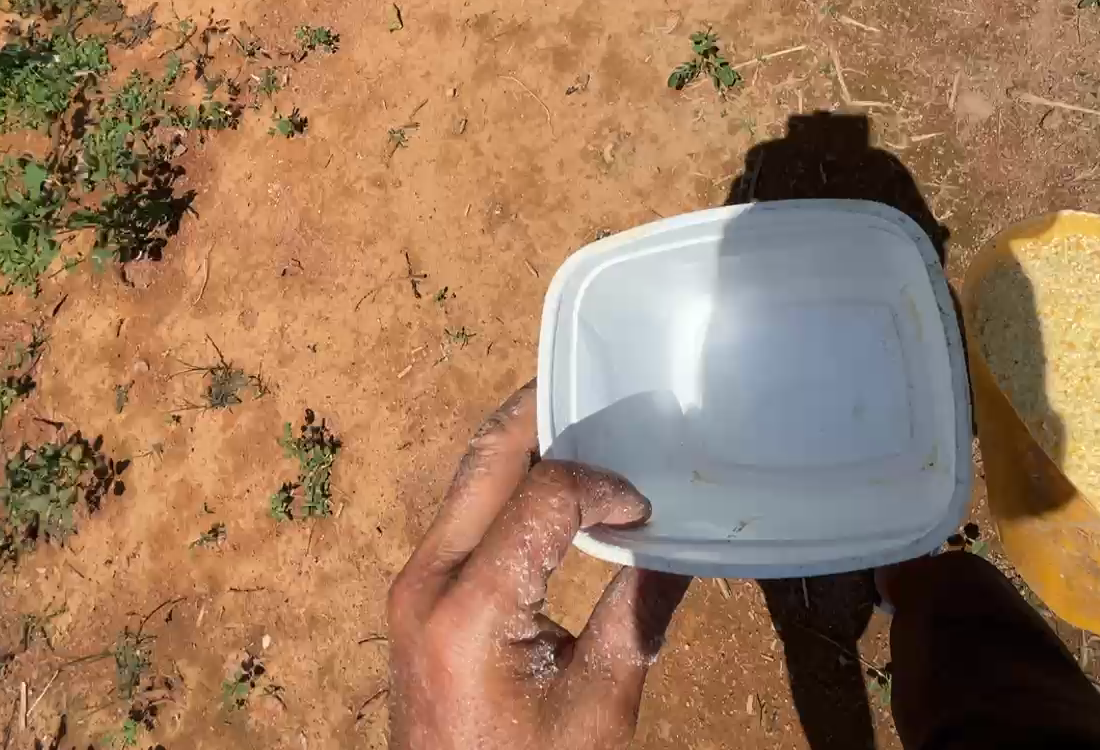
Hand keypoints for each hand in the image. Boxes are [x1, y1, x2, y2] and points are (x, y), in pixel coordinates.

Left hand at [388, 380, 689, 749]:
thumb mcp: (598, 708)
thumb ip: (640, 615)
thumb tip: (683, 545)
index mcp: (472, 609)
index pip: (543, 496)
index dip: (602, 484)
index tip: (644, 506)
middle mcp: (428, 576)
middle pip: (487, 455)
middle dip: (543, 411)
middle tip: (597, 391)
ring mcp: (416, 578)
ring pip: (472, 471)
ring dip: (526, 439)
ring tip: (583, 423)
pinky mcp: (421, 587)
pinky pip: (468, 503)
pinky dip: (512, 475)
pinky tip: (554, 477)